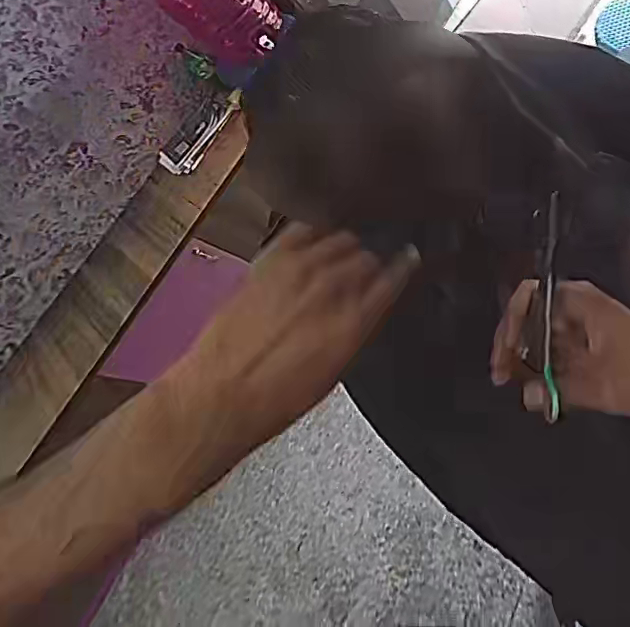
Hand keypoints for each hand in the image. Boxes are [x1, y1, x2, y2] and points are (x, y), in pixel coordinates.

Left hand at [163, 224, 417, 452]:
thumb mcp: (333, 373)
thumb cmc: (273, 399)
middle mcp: (330, 289)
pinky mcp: (270, 259)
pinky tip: (316, 236)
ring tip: (341, 254)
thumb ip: (354, 331)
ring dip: (345, 245)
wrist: (221, 394)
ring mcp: (299, 268)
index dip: (405, 267)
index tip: (408, 261)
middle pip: (367, 256)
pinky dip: (315, 230)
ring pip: (340, 237)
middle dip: (371, 262)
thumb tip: (362, 312)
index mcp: (353, 321)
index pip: (394, 278)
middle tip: (367, 269)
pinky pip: (303, 228)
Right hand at [490, 278, 629, 417]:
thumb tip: (526, 396)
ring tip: (512, 381)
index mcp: (578, 301)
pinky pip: (553, 344)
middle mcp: (576, 303)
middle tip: (501, 374)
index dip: (511, 323)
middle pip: (529, 314)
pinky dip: (542, 362)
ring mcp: (581, 320)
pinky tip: (534, 383)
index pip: (528, 296)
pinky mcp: (586, 338)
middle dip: (512, 344)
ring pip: (539, 331)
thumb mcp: (600, 387)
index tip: (508, 352)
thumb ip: (558, 391)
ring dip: (524, 355)